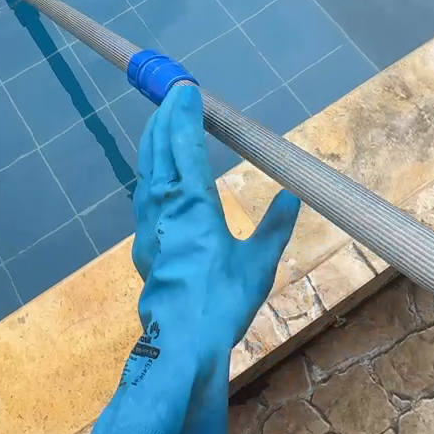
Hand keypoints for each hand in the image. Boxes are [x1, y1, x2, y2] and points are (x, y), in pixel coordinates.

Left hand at [74, 83, 299, 433]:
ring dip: (154, 143)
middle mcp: (164, 204)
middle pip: (158, 149)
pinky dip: (151, 173)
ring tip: (161, 125)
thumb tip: (291, 197)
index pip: (186, 144)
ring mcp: (148, 223)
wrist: (179, 343)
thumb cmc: (222, 300)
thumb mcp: (259, 262)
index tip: (186, 90)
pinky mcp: (142, 242)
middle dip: (164, 119)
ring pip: (146, 170)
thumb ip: (275, 226)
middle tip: (172, 96)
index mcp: (193, 202)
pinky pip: (144, 194)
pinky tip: (157, 178)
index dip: (185, 114)